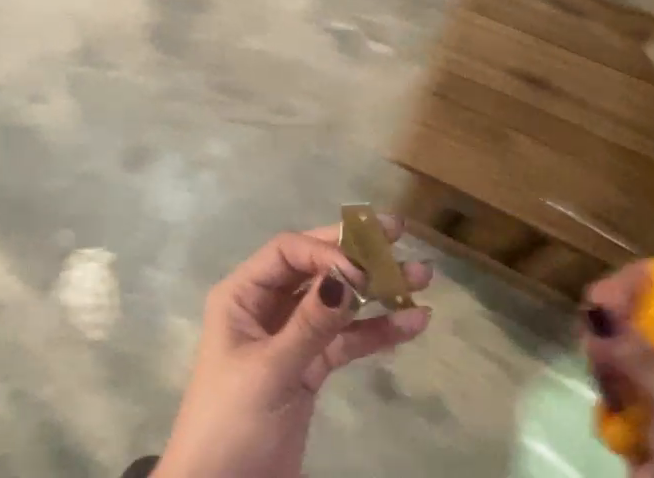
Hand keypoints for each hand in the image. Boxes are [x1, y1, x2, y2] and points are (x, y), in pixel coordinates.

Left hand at [155, 219, 434, 477]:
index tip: (362, 272)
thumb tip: (347, 277)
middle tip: (399, 233)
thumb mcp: (269, 371)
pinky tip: (413, 321)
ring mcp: (292, 336)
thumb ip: (309, 325)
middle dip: (357, 253)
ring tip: (422, 277)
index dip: (326, 252)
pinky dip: (377, 331)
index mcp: (242, 295)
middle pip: (316, 268)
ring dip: (377, 291)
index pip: (289, 253)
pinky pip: (347, 340)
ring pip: (338, 303)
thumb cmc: (230, 421)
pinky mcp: (311, 367)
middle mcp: (266, 306)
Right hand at [583, 263, 653, 477]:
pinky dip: (600, 381)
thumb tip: (598, 317)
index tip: (604, 297)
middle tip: (590, 331)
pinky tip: (607, 405)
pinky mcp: (632, 396)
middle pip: (634, 306)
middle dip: (610, 317)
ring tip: (598, 373)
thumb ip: (644, 361)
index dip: (635, 284)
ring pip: (613, 336)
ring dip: (601, 352)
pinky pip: (605, 369)